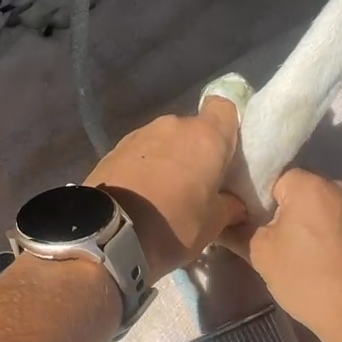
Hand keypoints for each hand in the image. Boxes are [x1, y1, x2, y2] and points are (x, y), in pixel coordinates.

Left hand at [85, 96, 246, 283]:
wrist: (107, 232)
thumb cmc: (173, 224)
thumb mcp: (213, 224)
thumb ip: (229, 206)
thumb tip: (234, 202)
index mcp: (205, 136)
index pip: (224, 109)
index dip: (228, 127)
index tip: (227, 153)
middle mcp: (172, 125)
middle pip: (194, 129)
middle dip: (198, 151)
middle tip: (200, 182)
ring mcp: (140, 134)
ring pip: (166, 140)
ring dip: (170, 159)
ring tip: (167, 192)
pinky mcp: (114, 148)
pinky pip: (142, 152)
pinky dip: (146, 166)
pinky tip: (143, 193)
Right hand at [225, 169, 341, 341]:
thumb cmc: (308, 279)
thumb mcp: (261, 255)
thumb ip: (237, 231)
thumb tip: (220, 222)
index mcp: (310, 185)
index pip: (271, 178)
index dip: (255, 199)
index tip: (247, 221)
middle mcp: (338, 189)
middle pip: (296, 192)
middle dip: (279, 211)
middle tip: (264, 238)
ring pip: (316, 210)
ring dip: (302, 225)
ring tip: (289, 252)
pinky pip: (335, 225)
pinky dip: (322, 237)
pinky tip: (314, 262)